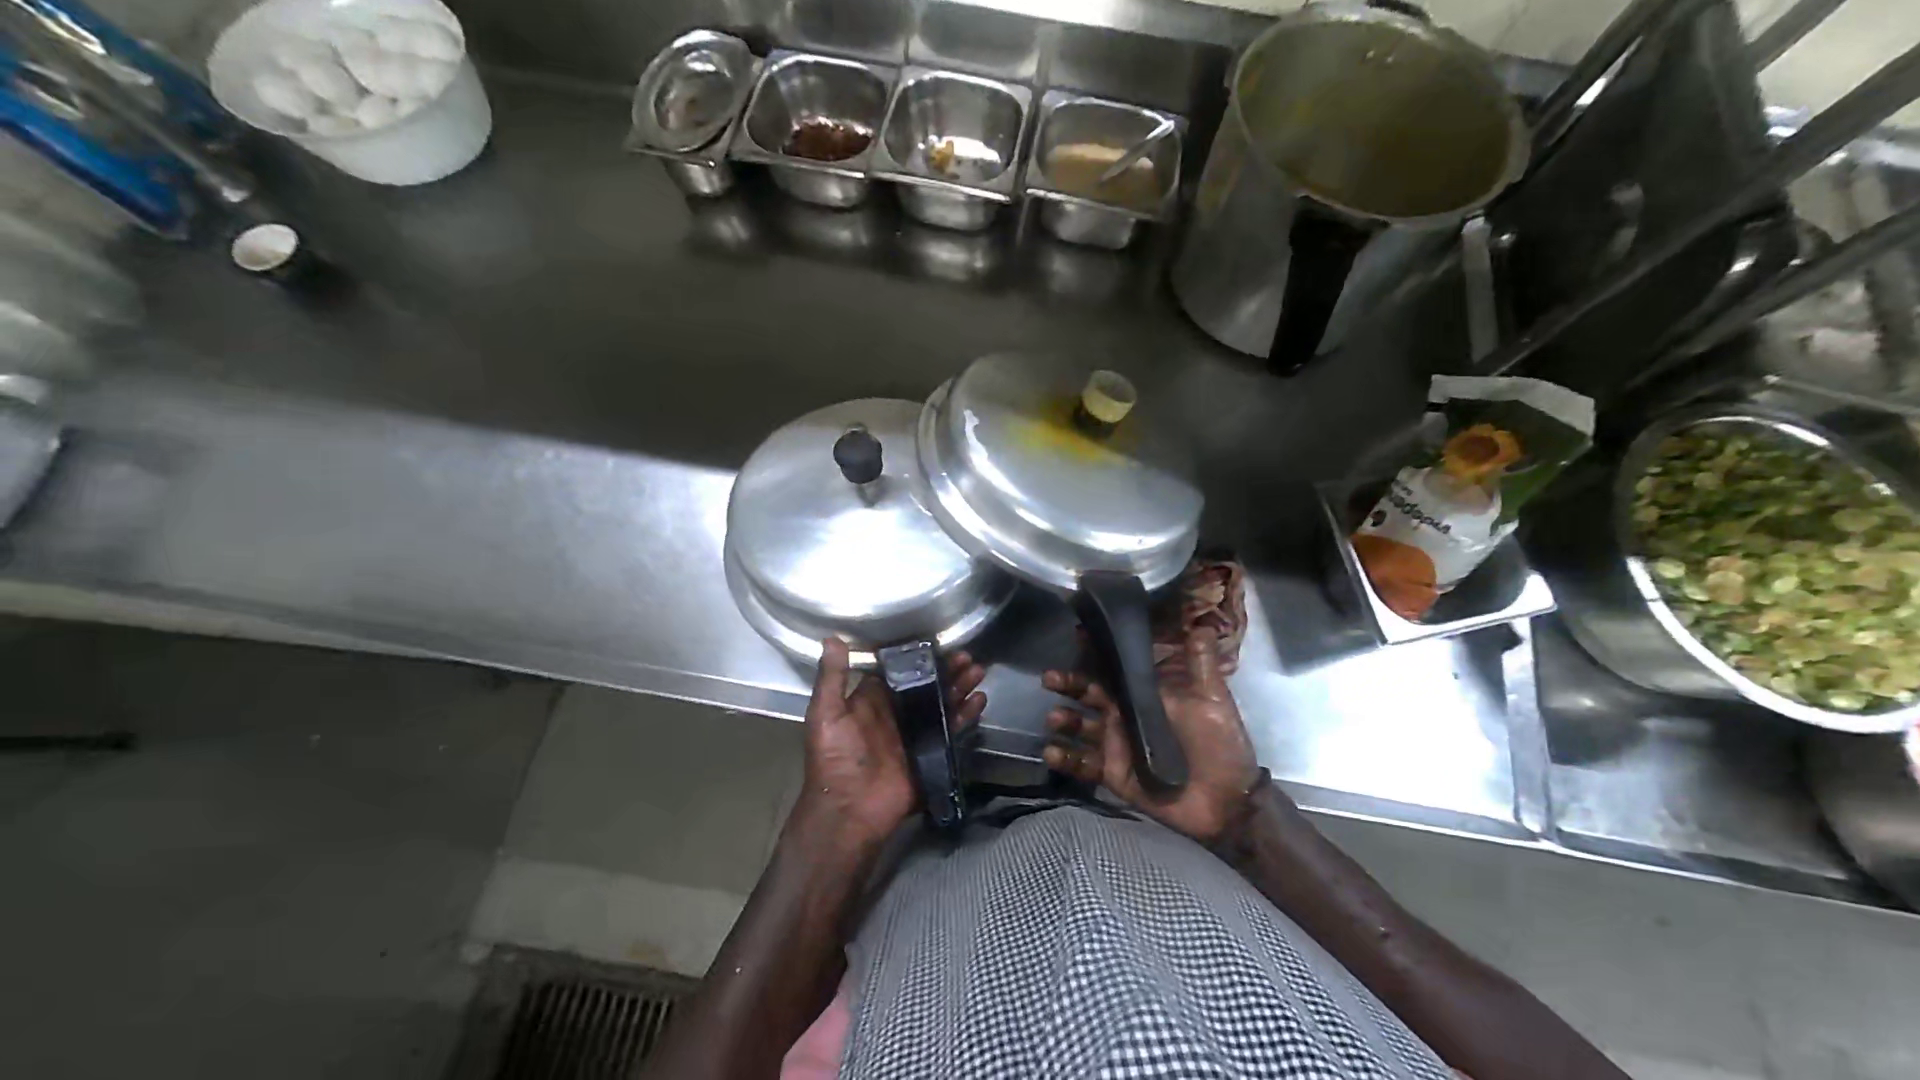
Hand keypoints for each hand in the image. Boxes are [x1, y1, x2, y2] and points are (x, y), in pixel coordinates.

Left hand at [792, 639, 987, 853]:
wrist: (850, 810)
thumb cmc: (834, 759)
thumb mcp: (826, 714)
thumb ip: (832, 678)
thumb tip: (832, 638)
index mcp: (871, 702)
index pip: (897, 672)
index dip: (915, 657)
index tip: (935, 641)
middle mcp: (895, 713)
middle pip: (926, 685)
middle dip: (945, 669)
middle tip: (965, 655)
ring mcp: (915, 733)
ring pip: (942, 702)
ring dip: (959, 686)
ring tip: (977, 670)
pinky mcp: (931, 752)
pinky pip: (952, 729)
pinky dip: (966, 714)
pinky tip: (979, 700)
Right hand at [1042, 627, 1257, 842]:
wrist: (1226, 801)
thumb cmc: (1220, 744)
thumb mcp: (1212, 700)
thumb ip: (1201, 665)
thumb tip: (1202, 625)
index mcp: (1145, 697)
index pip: (1114, 671)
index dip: (1094, 655)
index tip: (1077, 636)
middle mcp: (1125, 717)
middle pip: (1089, 696)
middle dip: (1068, 685)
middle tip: (1049, 678)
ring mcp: (1116, 746)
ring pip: (1081, 728)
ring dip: (1065, 721)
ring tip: (1055, 718)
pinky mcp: (1112, 774)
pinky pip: (1083, 765)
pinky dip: (1065, 758)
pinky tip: (1051, 752)